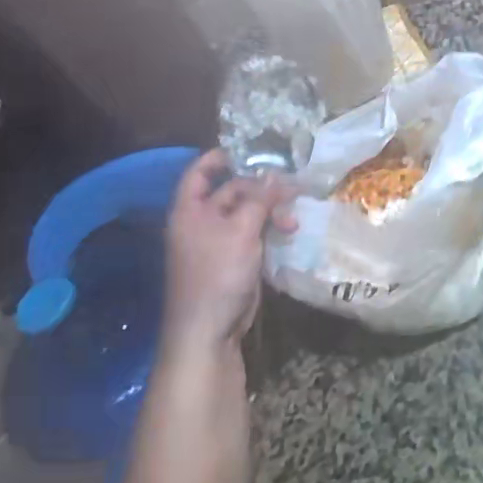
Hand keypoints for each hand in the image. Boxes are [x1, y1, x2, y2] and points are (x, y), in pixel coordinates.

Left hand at [164, 149, 297, 348]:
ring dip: (270, 212)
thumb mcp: (242, 230)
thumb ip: (260, 200)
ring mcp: (217, 243)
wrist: (208, 332)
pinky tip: (288, 233)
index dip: (219, 158)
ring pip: (246, 214)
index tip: (248, 150)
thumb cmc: (218, 274)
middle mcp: (200, 223)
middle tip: (291, 187)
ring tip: (292, 221)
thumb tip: (276, 175)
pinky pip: (252, 235)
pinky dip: (269, 230)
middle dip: (260, 189)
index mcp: (190, 211)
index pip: (199, 173)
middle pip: (230, 192)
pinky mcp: (233, 261)